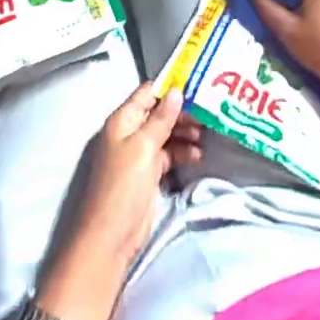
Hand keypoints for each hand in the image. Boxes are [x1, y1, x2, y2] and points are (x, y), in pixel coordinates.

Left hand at [73, 84, 201, 262]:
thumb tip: (176, 91)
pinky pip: (167, 154)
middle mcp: (129, 132)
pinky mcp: (147, 173)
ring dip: (184, 133)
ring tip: (205, 137)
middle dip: (181, 113)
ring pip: (165, 134)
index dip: (169, 88)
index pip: (146, 93)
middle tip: (207, 116)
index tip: (197, 85)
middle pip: (158, 113)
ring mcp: (138, 153)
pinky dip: (181, 153)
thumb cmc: (124, 184)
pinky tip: (197, 157)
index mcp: (122, 119)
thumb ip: (161, 119)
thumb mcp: (144, 146)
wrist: (112, 234)